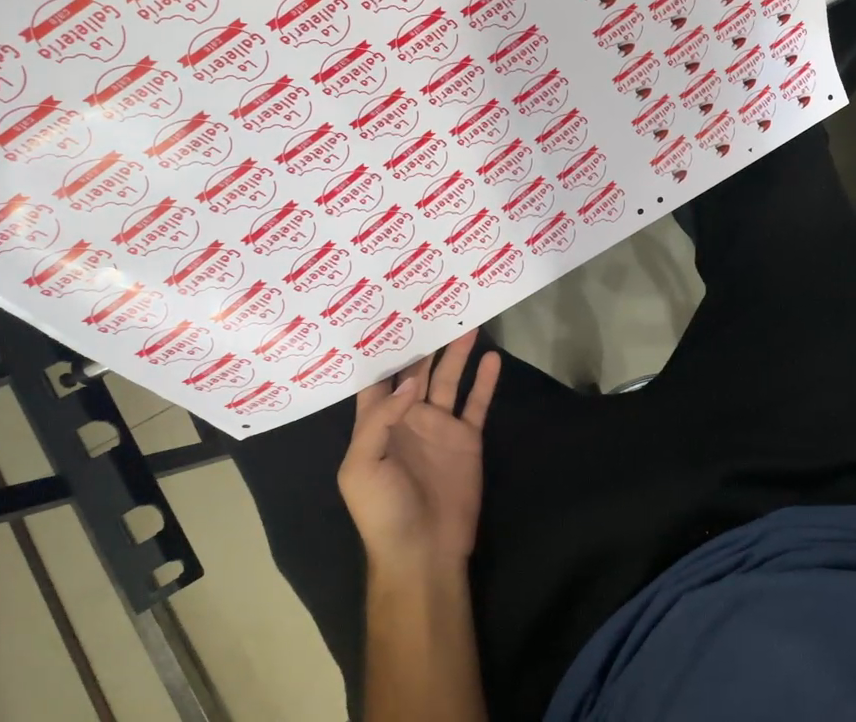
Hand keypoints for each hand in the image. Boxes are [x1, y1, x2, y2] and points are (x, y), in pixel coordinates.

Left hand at [338, 329, 502, 572]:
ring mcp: (440, 426)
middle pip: (417, 371)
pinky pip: (477, 402)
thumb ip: (380, 421)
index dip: (381, 351)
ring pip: (449, 379)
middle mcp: (408, 418)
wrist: (423, 548)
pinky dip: (485, 380)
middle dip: (425, 342)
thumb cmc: (382, 511)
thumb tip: (410, 382)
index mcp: (374, 424)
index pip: (376, 380)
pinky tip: (494, 358)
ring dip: (458, 353)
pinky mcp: (467, 438)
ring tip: (469, 323)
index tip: (388, 316)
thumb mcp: (361, 468)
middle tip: (436, 307)